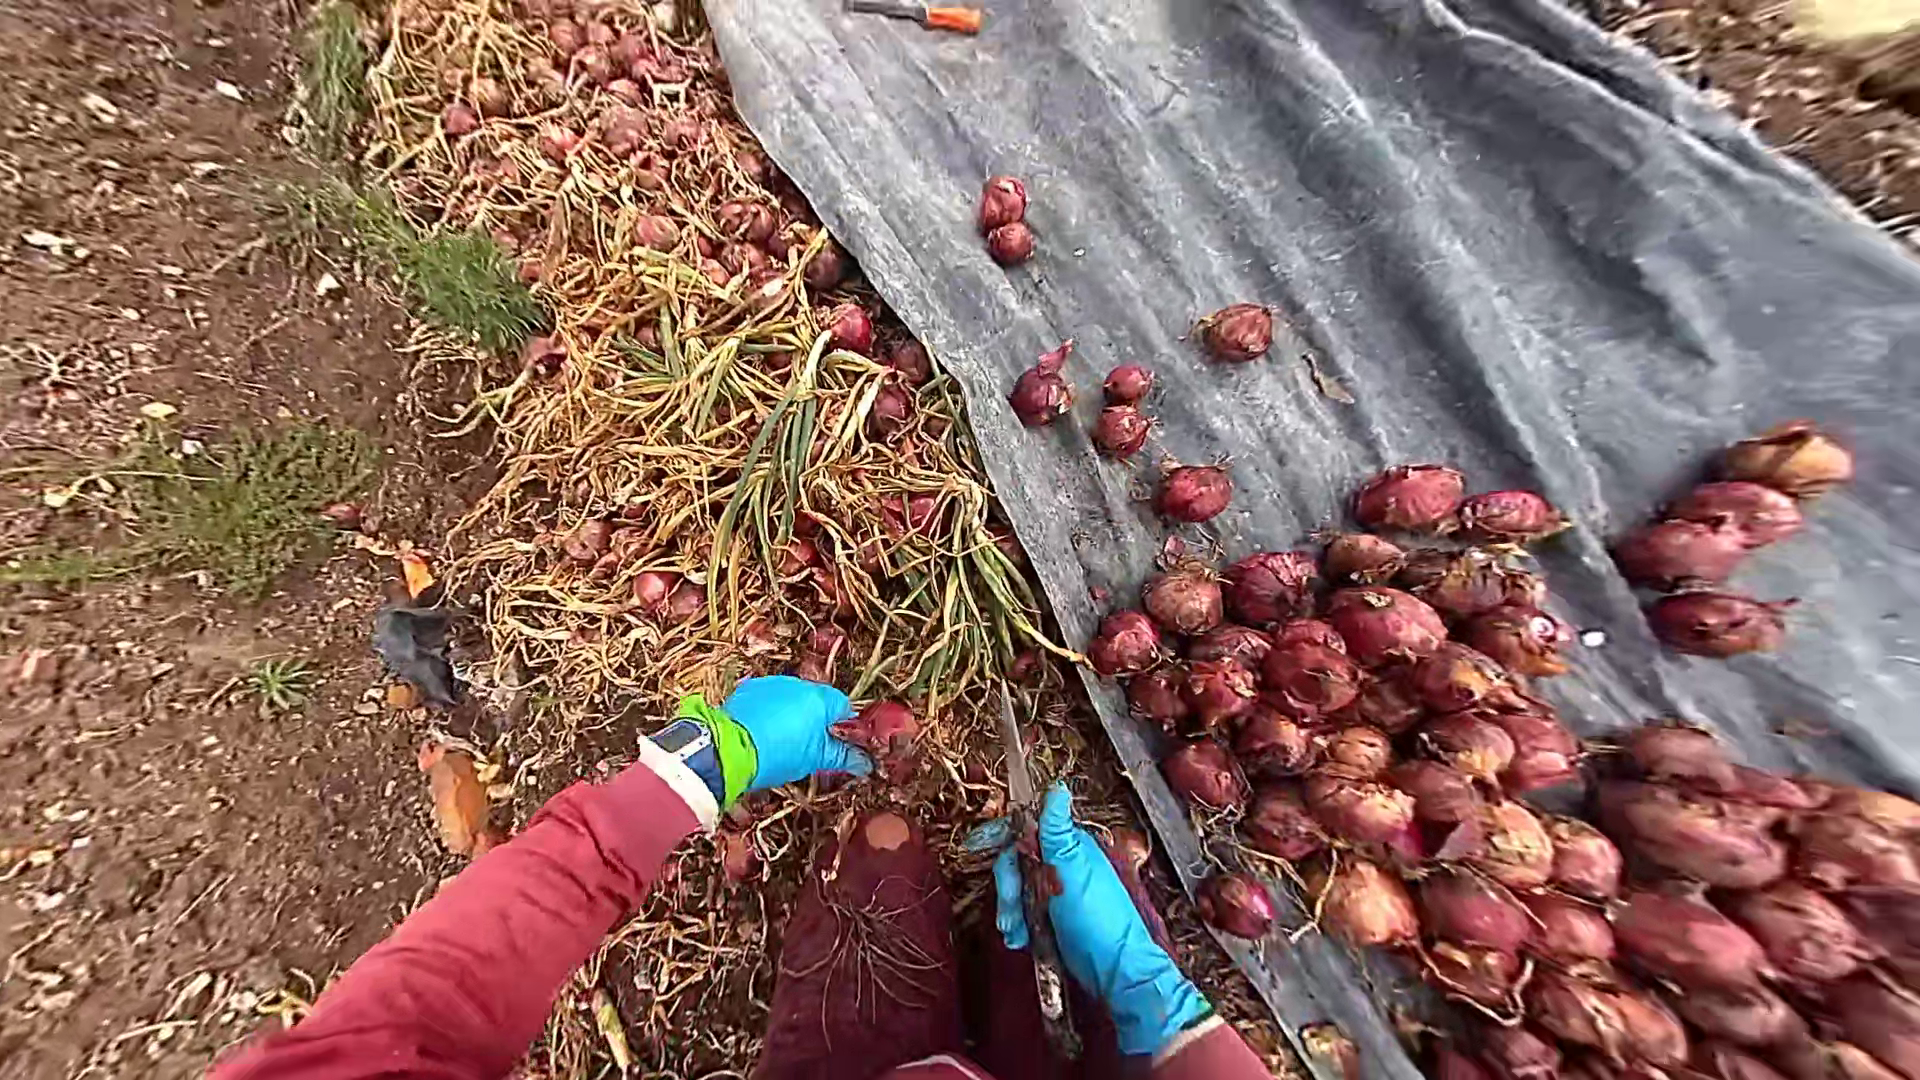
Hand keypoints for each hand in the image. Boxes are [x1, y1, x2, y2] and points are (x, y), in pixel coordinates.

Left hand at [719, 676, 872, 796]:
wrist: (728, 750)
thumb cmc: (777, 753)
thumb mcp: (815, 759)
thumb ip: (843, 756)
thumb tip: (865, 763)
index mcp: (821, 699)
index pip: (844, 707)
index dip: (842, 727)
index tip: (836, 744)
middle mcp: (800, 685)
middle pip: (819, 701)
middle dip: (817, 721)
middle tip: (809, 747)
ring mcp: (774, 684)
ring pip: (794, 699)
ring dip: (793, 715)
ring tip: (782, 741)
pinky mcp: (752, 689)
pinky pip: (770, 699)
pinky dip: (770, 712)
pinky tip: (763, 732)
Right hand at [992, 784, 1210, 1056]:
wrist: (1116, 973)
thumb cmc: (1098, 917)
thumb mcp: (1071, 866)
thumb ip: (1056, 828)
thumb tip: (1057, 787)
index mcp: (1067, 844)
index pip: (1026, 828)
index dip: (1001, 835)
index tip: (978, 842)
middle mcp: (1061, 864)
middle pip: (1017, 860)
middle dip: (1008, 883)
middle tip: (1010, 904)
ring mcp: (1058, 892)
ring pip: (1018, 888)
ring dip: (1011, 908)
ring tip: (1015, 930)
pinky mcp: (1053, 919)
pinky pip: (1025, 912)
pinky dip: (1019, 925)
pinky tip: (1022, 939)